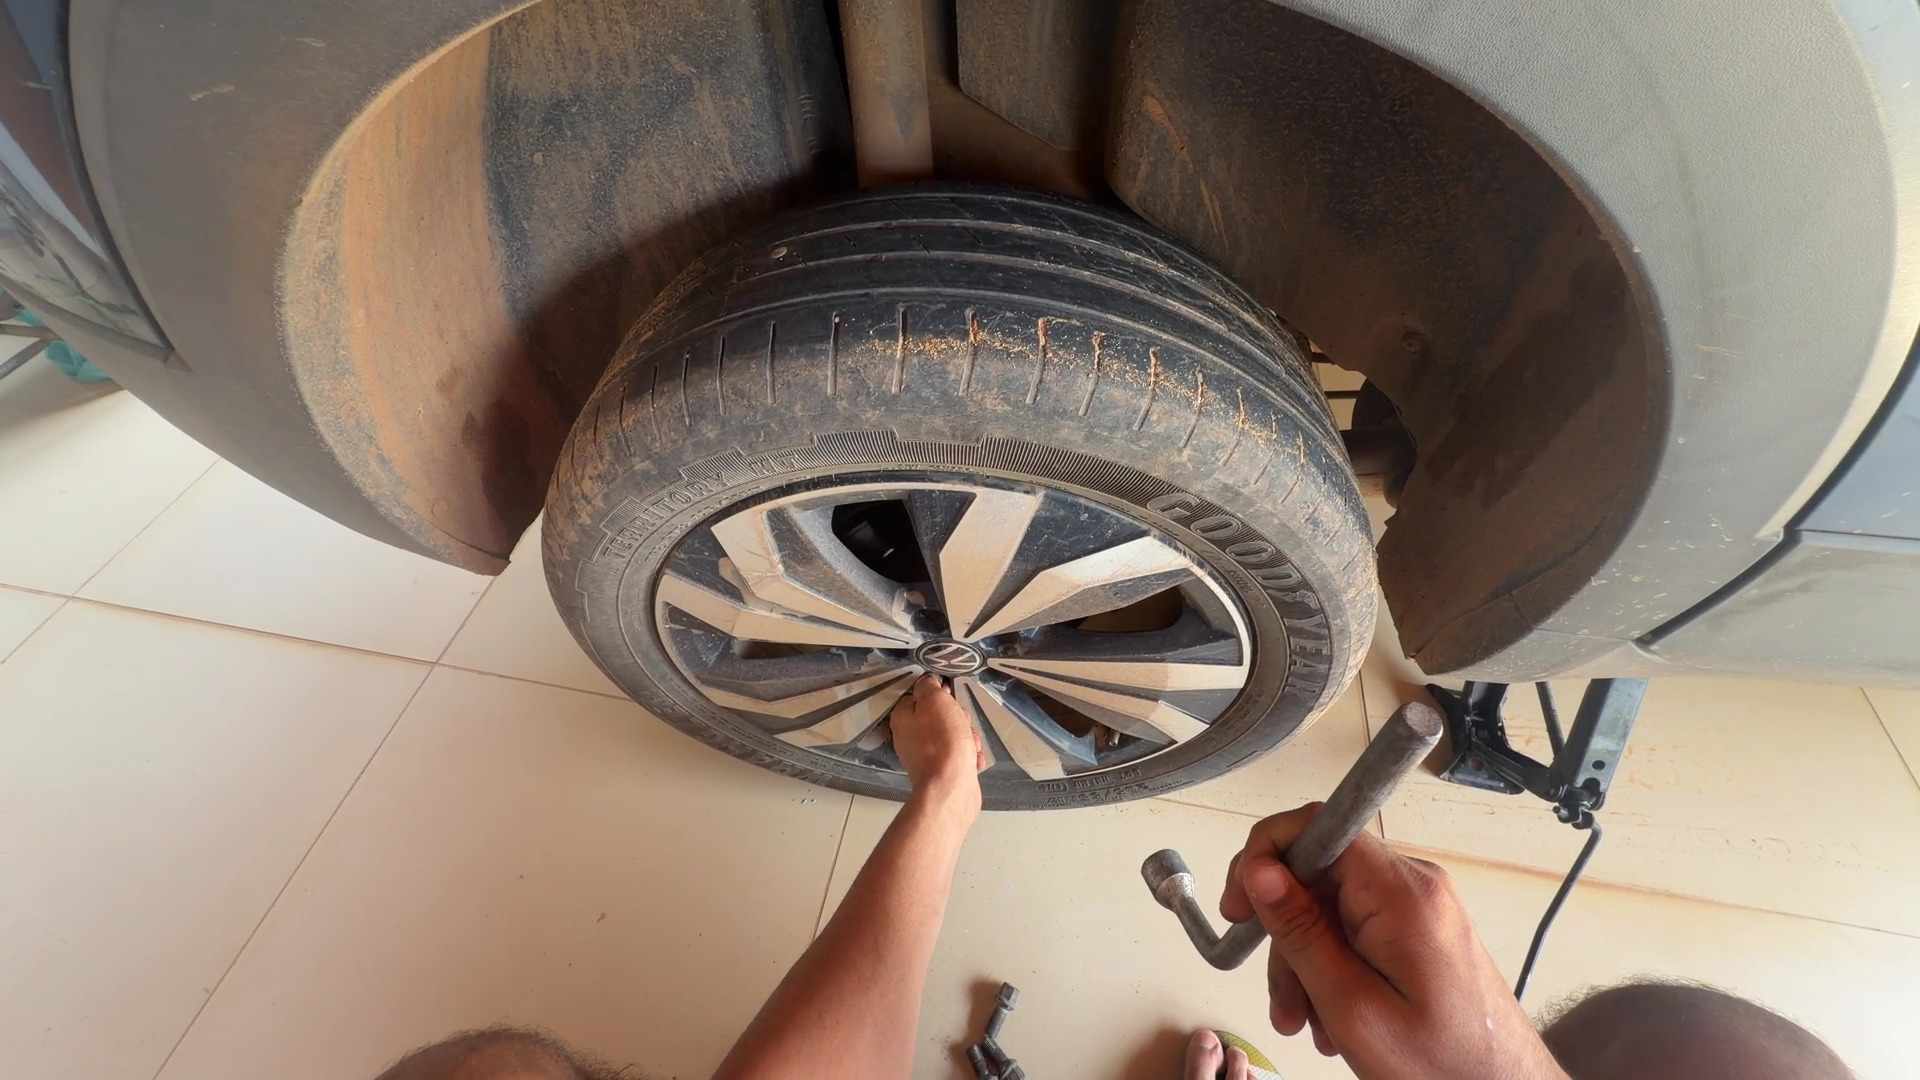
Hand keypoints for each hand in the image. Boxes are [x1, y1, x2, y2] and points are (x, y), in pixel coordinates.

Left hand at [888, 676, 983, 812]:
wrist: (951, 788)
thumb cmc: (943, 741)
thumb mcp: (935, 701)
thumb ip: (929, 686)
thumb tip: (929, 682)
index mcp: (903, 717)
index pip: (920, 695)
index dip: (939, 694)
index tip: (951, 698)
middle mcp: (911, 736)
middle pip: (941, 716)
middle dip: (959, 719)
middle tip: (962, 725)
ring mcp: (926, 756)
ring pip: (954, 735)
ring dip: (968, 738)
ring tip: (970, 747)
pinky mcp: (942, 771)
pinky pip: (959, 755)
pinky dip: (969, 756)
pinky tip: (973, 760)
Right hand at [1220, 805, 1567, 1078]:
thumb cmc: (1443, 1070)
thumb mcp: (1351, 1005)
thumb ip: (1300, 931)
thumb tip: (1257, 869)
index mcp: (1401, 891)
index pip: (1315, 825)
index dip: (1264, 851)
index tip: (1238, 901)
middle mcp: (1413, 883)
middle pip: (1315, 873)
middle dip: (1283, 928)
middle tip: (1271, 983)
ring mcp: (1418, 905)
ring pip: (1328, 905)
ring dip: (1303, 958)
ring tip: (1301, 1019)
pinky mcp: (1418, 927)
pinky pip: (1351, 925)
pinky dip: (1330, 962)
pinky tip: (1326, 1012)